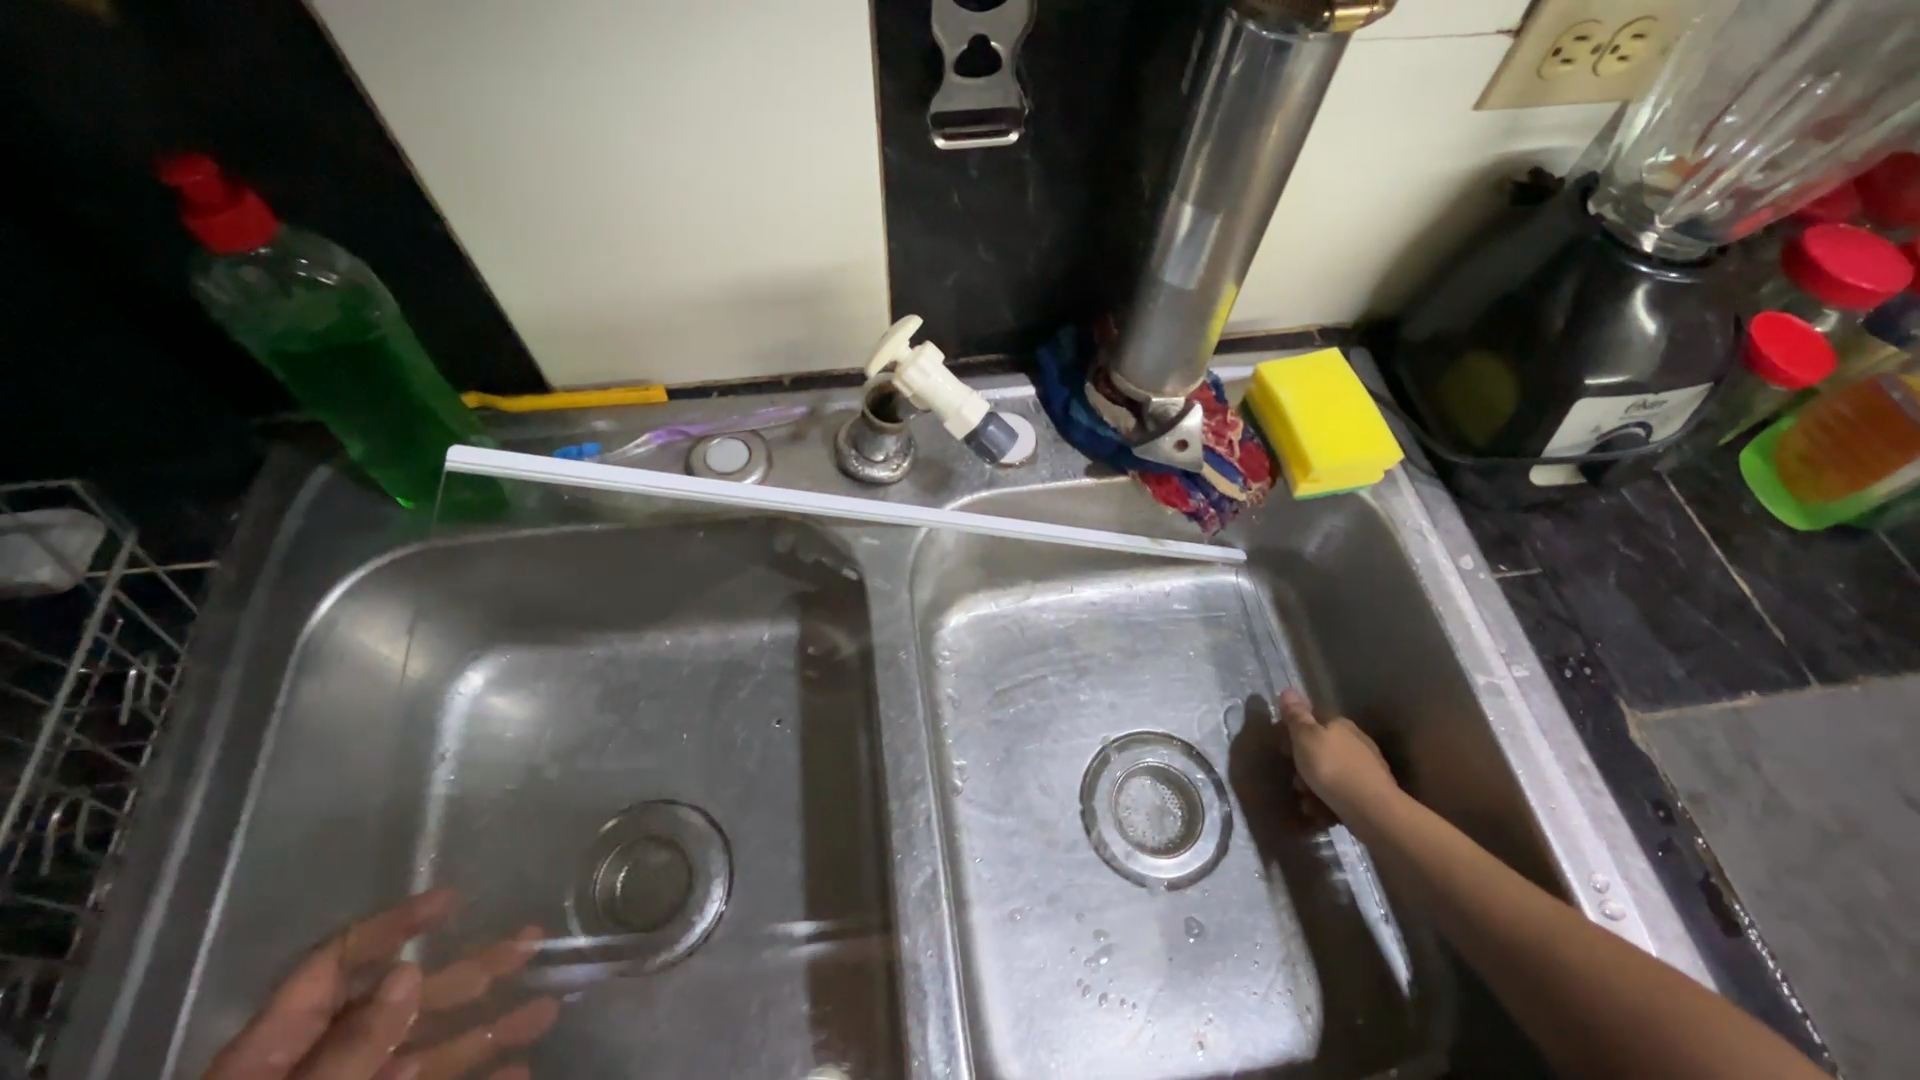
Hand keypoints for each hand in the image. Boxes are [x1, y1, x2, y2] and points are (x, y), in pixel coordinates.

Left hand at [202, 889, 560, 1079]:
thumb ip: (351, 1047)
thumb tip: (407, 971)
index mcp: (278, 1050)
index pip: (336, 966)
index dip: (392, 927)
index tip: (451, 902)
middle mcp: (321, 1067)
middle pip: (402, 1004)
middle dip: (470, 972)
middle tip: (531, 942)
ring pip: (429, 1054)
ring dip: (490, 1029)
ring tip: (547, 1008)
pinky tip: (520, 1073)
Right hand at [1276, 687, 1398, 826]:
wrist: (1371, 808)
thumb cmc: (1331, 768)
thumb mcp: (1305, 738)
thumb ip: (1296, 716)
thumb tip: (1289, 690)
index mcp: (1340, 725)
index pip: (1315, 719)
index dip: (1295, 732)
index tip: (1282, 748)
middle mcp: (1355, 742)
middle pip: (1321, 748)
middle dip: (1304, 763)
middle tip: (1294, 780)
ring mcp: (1366, 767)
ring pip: (1330, 772)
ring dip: (1313, 786)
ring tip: (1306, 802)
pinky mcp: (1371, 792)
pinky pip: (1342, 792)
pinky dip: (1328, 800)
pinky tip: (1320, 812)